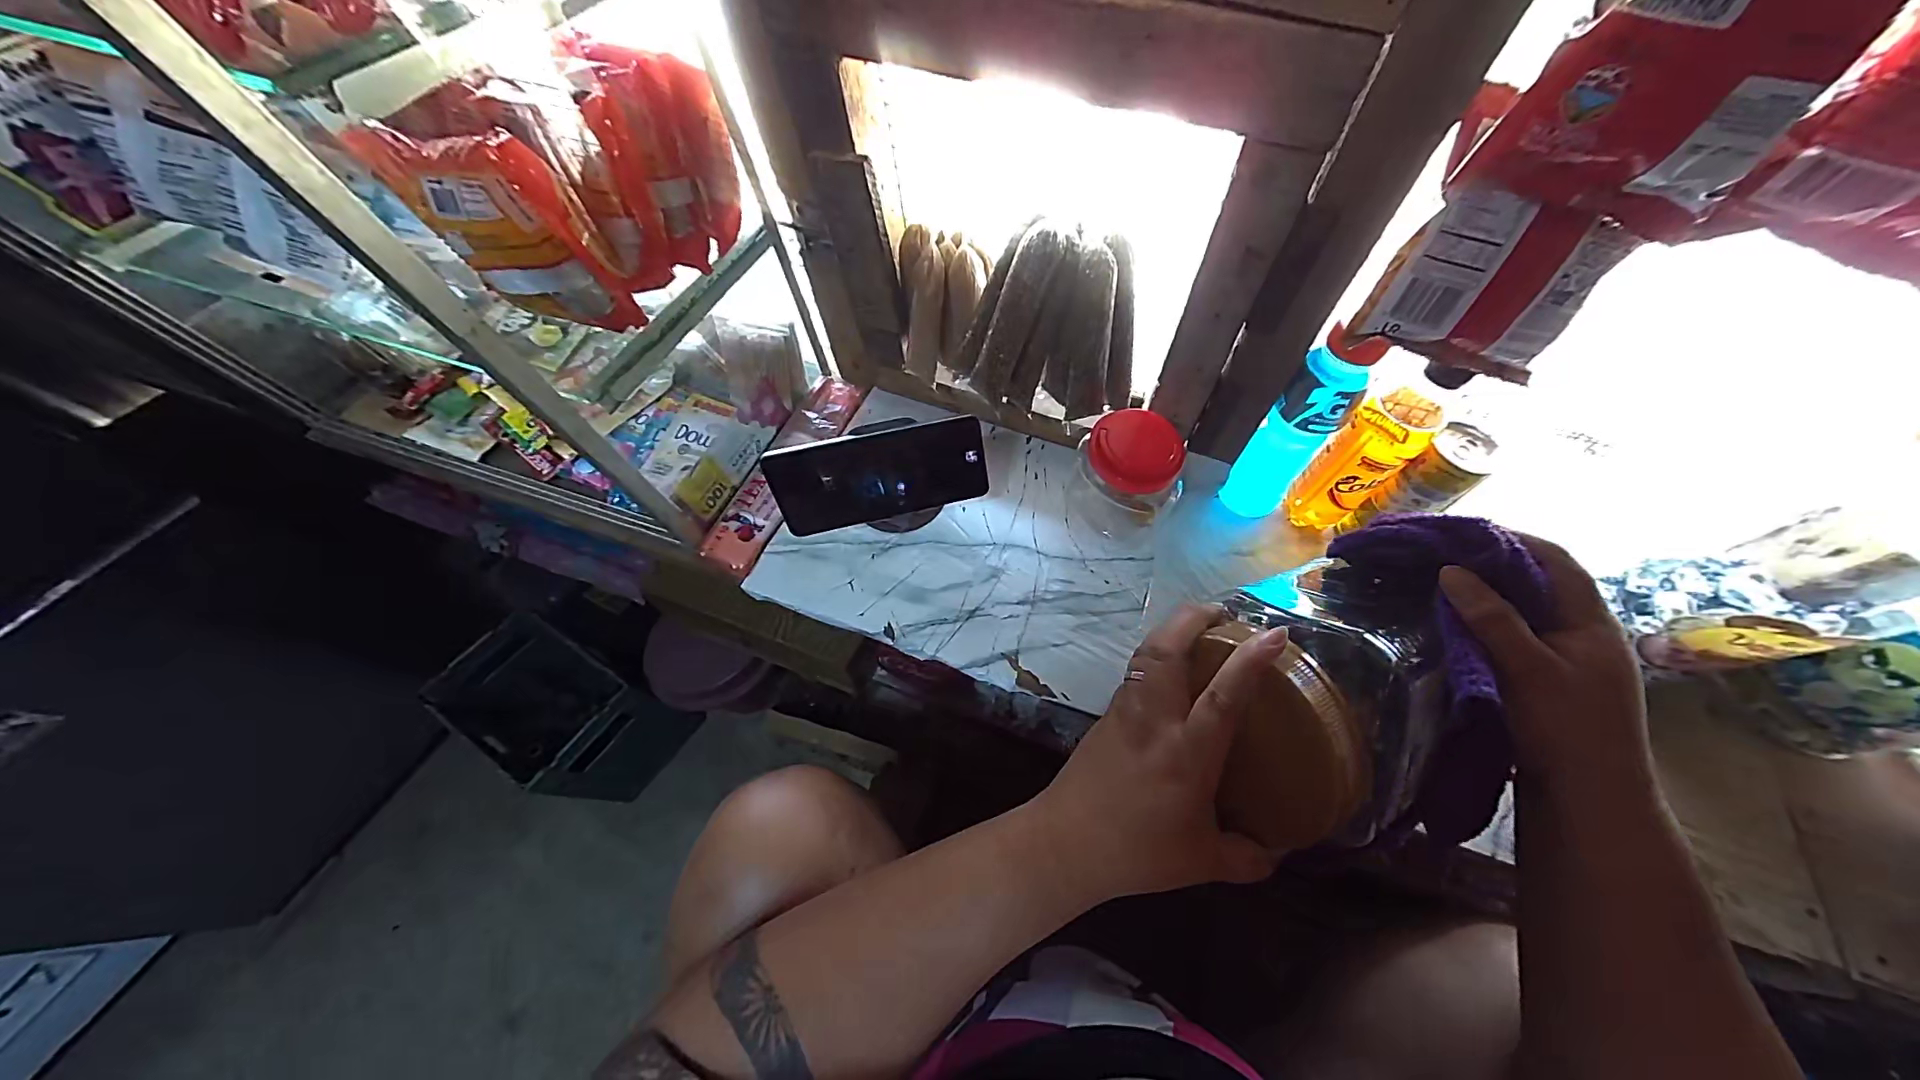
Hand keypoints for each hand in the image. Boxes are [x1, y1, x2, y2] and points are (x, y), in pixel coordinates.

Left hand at [1026, 604, 1282, 902]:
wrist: (1066, 842)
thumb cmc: (1137, 852)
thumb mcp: (1202, 862)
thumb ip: (1246, 857)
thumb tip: (1278, 852)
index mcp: (1186, 752)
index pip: (1223, 695)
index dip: (1250, 660)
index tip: (1274, 633)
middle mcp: (1153, 720)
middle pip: (1166, 650)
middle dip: (1192, 618)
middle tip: (1221, 612)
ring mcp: (1124, 712)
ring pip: (1144, 655)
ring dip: (1171, 632)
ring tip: (1196, 629)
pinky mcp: (1105, 715)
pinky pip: (1134, 673)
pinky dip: (1154, 657)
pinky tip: (1168, 672)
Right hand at [1438, 534, 1654, 800]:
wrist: (1589, 800)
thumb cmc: (1567, 730)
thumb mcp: (1528, 669)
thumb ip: (1492, 618)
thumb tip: (1452, 570)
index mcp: (1592, 623)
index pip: (1555, 561)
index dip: (1513, 539)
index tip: (1464, 532)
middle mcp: (1582, 633)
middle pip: (1538, 582)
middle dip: (1492, 563)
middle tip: (1442, 555)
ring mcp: (1565, 658)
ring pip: (1523, 609)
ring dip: (1486, 592)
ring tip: (1440, 582)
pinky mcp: (1544, 679)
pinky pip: (1512, 634)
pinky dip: (1483, 620)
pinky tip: (1454, 623)